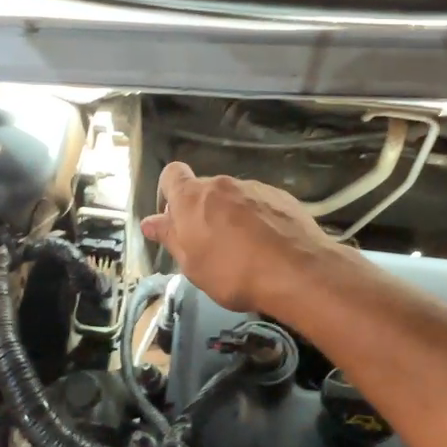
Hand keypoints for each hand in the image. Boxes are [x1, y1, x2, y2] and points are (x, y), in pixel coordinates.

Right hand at [139, 162, 354, 316]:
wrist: (297, 271)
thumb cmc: (232, 272)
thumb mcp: (192, 264)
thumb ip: (170, 238)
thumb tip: (150, 221)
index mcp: (192, 197)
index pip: (172, 174)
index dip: (169, 192)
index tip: (175, 219)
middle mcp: (222, 184)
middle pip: (204, 190)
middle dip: (203, 212)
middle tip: (209, 245)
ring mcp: (254, 187)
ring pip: (233, 197)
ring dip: (232, 216)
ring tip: (244, 250)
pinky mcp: (282, 196)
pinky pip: (260, 204)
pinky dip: (258, 218)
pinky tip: (268, 245)